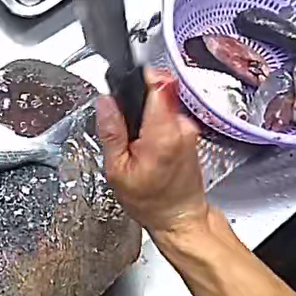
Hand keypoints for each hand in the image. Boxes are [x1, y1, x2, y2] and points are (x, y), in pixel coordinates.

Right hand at [97, 69, 212, 240]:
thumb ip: (111, 132)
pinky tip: (145, 146)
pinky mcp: (190, 133)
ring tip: (133, 141)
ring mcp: (189, 129)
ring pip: (161, 103)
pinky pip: (167, 115)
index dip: (139, 77)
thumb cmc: (150, 201)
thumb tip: (105, 101)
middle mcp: (182, 126)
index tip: (123, 85)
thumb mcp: (117, 170)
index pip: (158, 84)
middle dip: (135, 102)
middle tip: (122, 126)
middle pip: (157, 91)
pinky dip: (152, 124)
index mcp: (162, 134)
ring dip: (144, 115)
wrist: (178, 217)